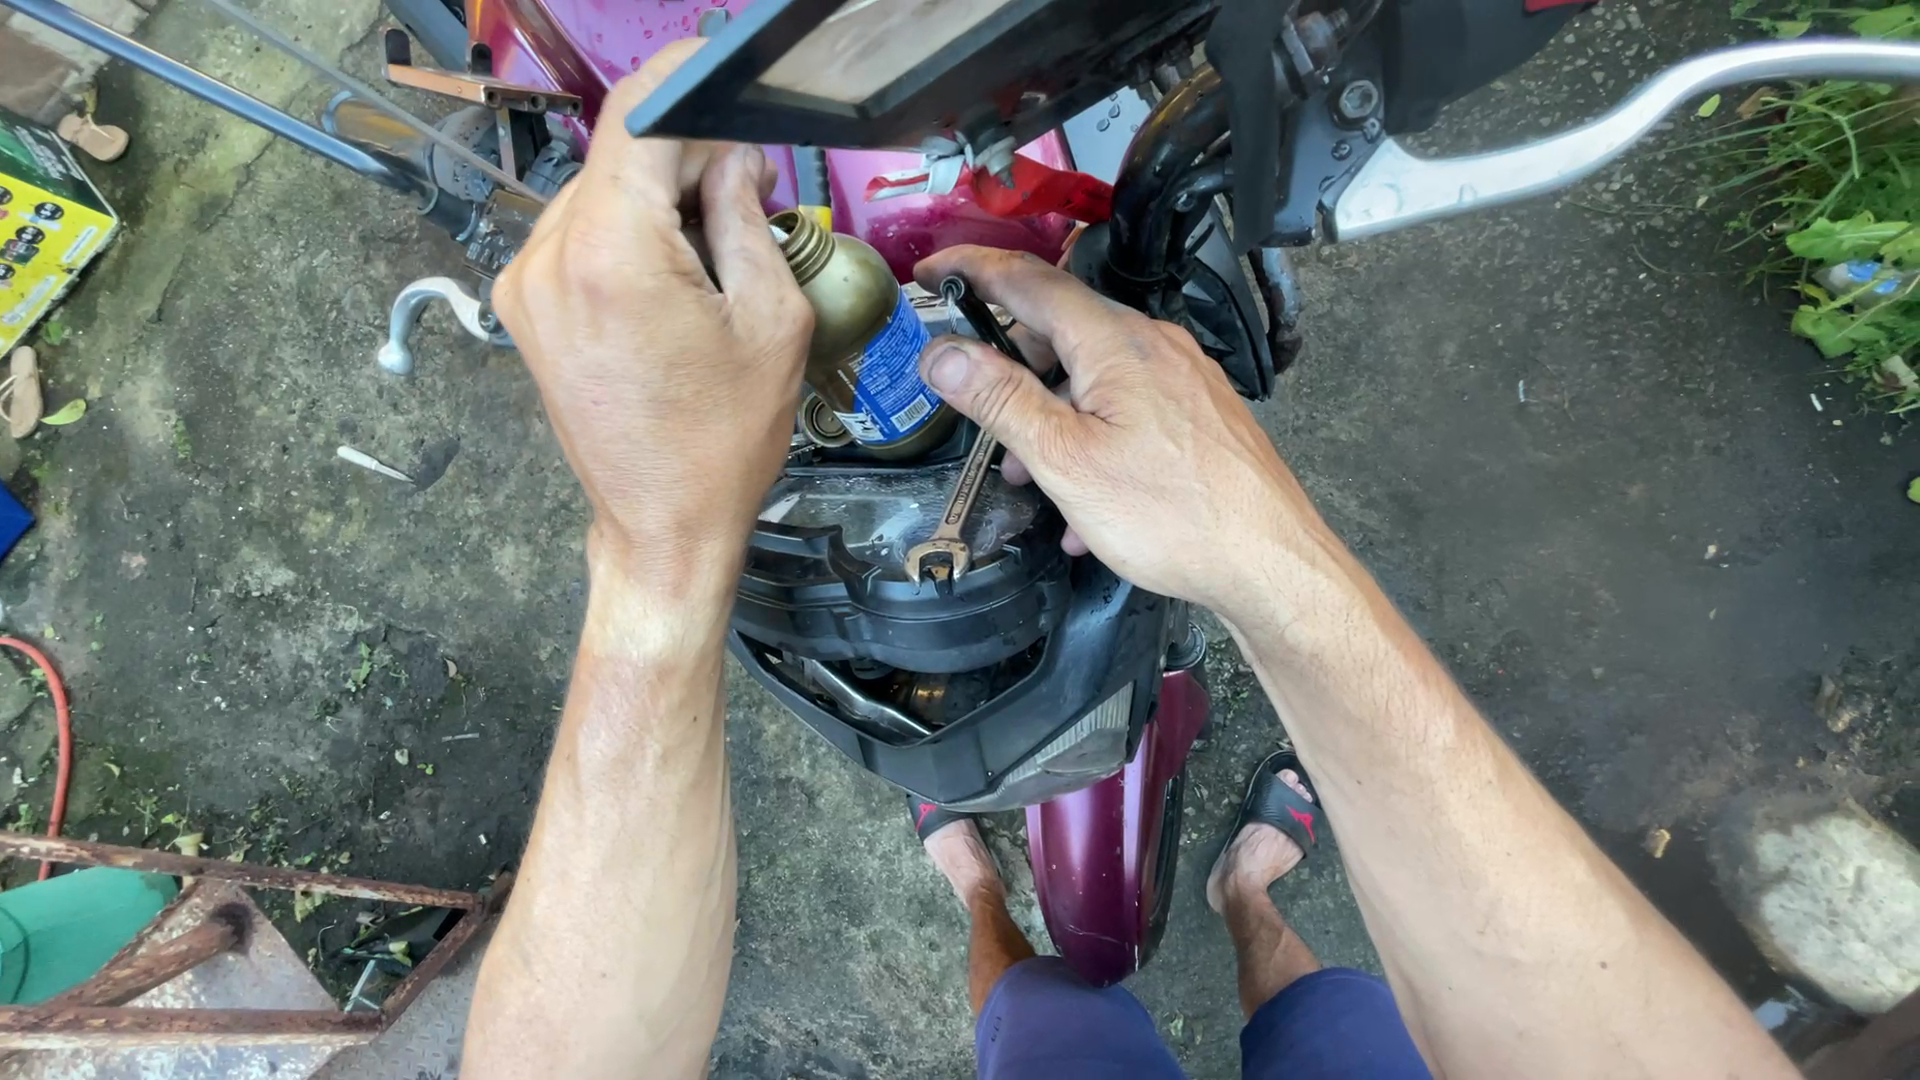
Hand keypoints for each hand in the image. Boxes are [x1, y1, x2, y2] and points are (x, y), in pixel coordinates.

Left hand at [493, 42, 812, 592]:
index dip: (686, 81)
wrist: (664, 521)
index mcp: (614, 253)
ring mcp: (524, 284)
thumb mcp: (772, 324)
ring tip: (713, 249)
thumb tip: (732, 161)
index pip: (640, 120)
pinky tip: (672, 278)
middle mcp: (548, 255)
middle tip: (747, 192)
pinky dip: (627, 237)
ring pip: (598, 199)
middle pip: (619, 160)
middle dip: (685, 161)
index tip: (721, 71)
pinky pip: (578, 240)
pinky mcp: (524, 310)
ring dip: (657, 203)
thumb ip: (747, 221)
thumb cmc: (726, 439)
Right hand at [912, 247, 1331, 619]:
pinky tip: (1086, 502)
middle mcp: (1154, 344)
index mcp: (1115, 342)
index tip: (931, 270)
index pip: (1029, 280)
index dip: (972, 267)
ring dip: (1051, 414)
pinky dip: (1092, 439)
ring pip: (1094, 377)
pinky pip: (1127, 410)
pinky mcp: (1199, 414)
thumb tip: (940, 354)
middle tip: (980, 412)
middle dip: (1012, 369)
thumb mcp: (1066, 459)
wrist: (1268, 564)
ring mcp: (1183, 378)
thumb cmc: (1169, 515)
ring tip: (1032, 477)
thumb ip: (1001, 400)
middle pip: (1061, 330)